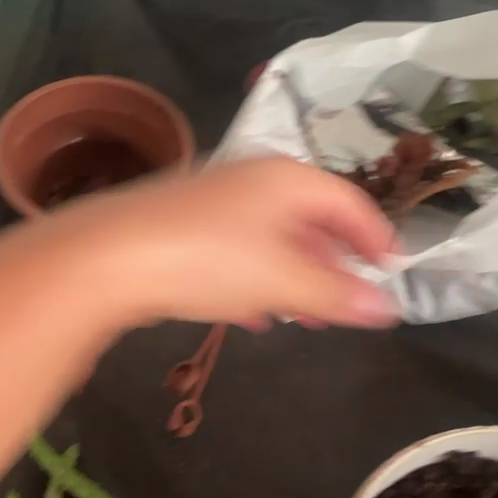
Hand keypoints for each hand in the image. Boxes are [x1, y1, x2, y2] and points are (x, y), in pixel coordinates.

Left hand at [32, 157, 400, 329]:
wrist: (106, 255)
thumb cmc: (208, 259)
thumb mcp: (282, 280)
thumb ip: (335, 294)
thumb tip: (387, 308)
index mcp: (287, 179)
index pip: (349, 203)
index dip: (376, 238)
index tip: (391, 271)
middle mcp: (251, 179)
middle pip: (308, 220)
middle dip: (330, 265)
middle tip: (344, 305)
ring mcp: (211, 199)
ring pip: (268, 239)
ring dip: (290, 278)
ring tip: (300, 319)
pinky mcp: (178, 225)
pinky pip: (232, 251)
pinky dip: (251, 280)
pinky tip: (247, 314)